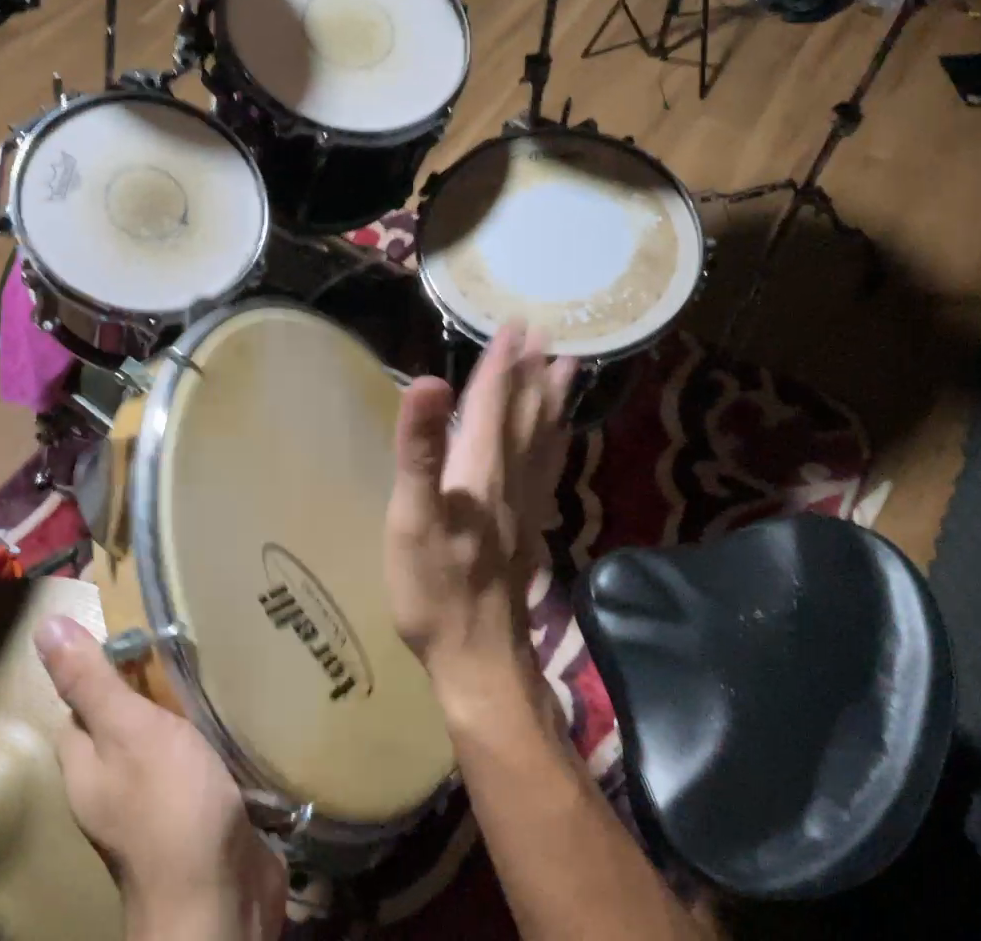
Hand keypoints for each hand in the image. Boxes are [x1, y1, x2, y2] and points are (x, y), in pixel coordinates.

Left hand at [35, 615, 286, 940]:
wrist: (219, 897)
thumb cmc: (169, 807)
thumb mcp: (128, 732)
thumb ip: (91, 682)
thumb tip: (44, 626)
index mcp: (88, 765)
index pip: (83, 704)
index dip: (105, 667)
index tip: (143, 631)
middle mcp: (118, 785)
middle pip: (130, 721)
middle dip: (158, 685)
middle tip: (196, 640)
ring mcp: (162, 803)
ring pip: (172, 742)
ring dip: (194, 712)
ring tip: (225, 667)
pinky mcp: (204, 813)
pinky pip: (207, 764)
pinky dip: (222, 740)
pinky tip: (246, 717)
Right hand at [384, 323, 574, 701]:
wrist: (477, 657)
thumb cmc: (433, 589)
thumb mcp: (411, 519)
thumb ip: (419, 450)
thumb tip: (425, 380)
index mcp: (480, 470)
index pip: (492, 404)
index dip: (501, 364)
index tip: (516, 324)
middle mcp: (510, 481)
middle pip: (525, 416)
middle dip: (532, 373)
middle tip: (546, 335)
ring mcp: (523, 509)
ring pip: (542, 443)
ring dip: (552, 403)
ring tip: (569, 371)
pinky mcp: (526, 534)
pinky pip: (546, 475)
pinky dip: (554, 448)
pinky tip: (557, 446)